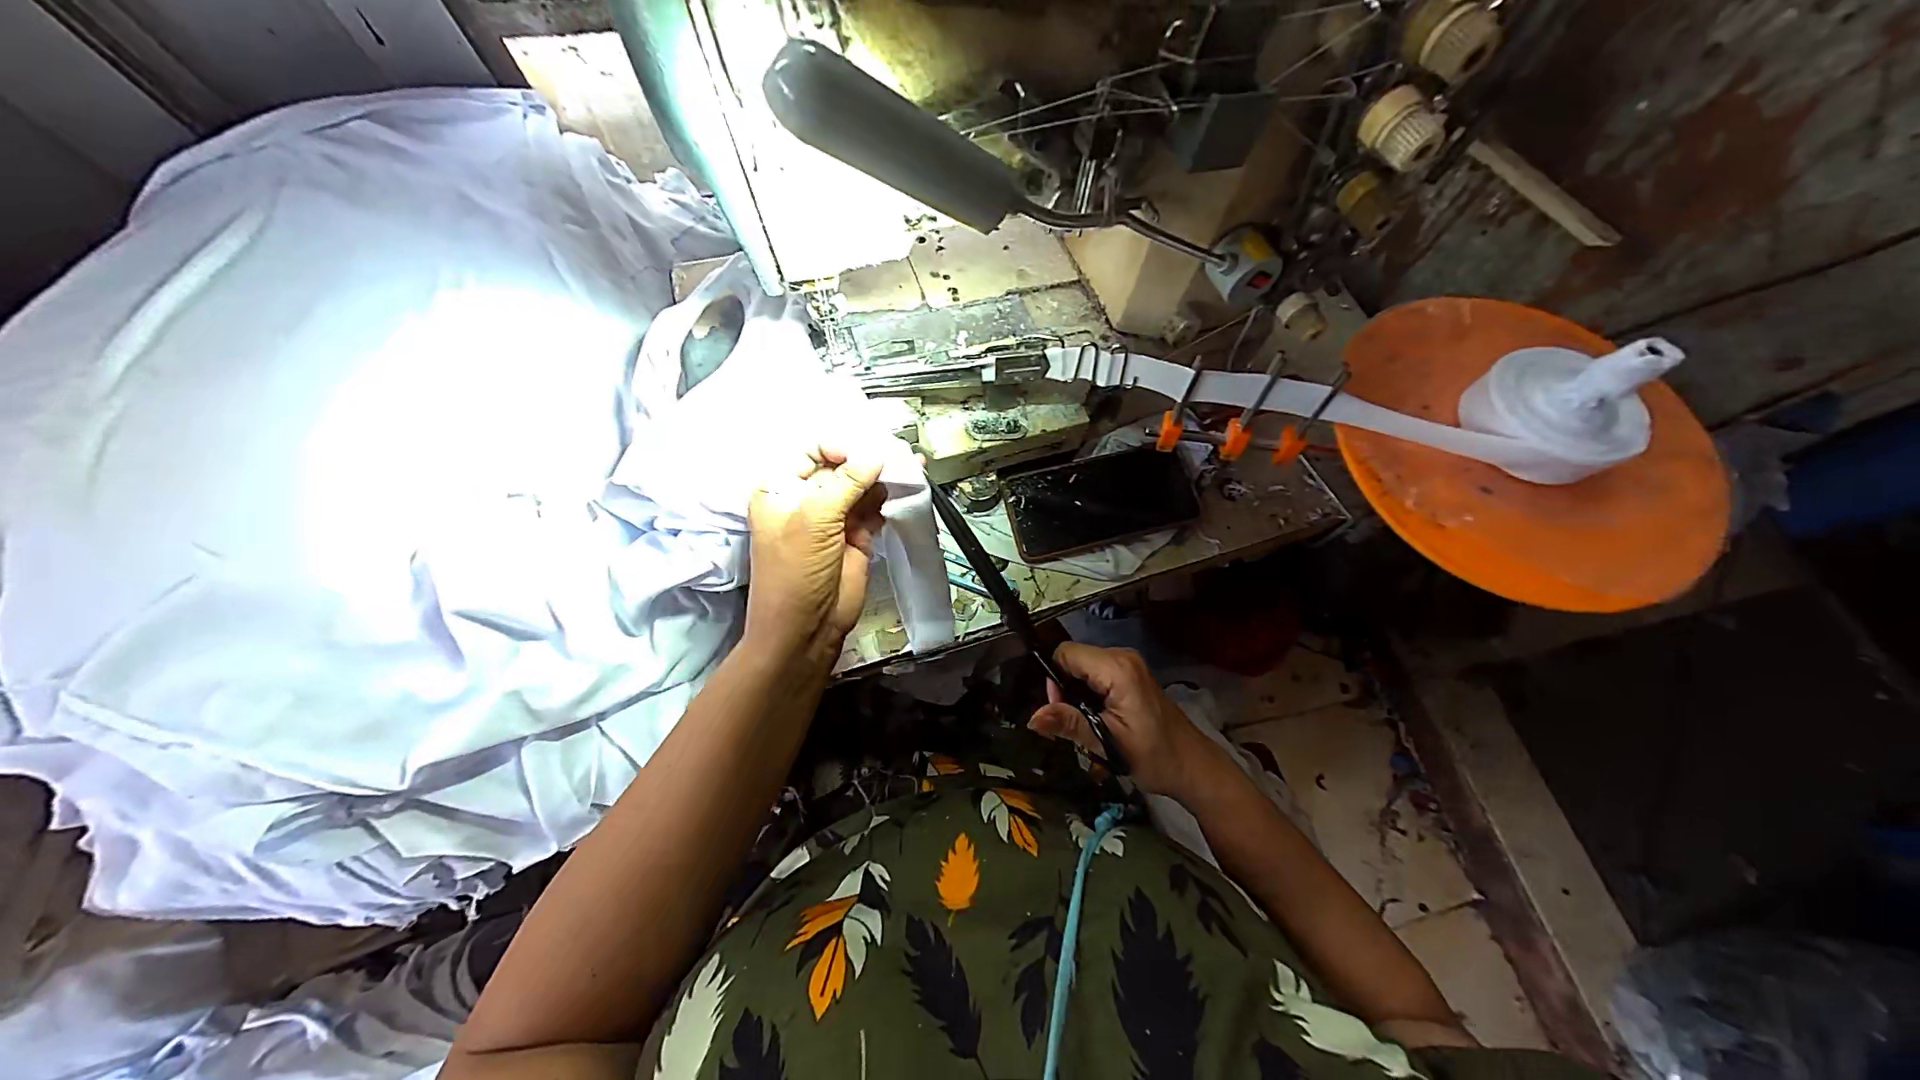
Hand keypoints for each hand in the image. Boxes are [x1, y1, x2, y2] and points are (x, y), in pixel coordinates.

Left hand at [746, 445, 886, 665]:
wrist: (806, 628)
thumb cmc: (792, 574)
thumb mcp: (813, 521)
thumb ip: (845, 484)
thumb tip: (873, 455)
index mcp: (780, 490)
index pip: (809, 451)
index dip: (837, 447)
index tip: (864, 449)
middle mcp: (805, 500)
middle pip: (840, 467)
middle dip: (866, 457)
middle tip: (895, 447)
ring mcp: (832, 519)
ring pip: (860, 486)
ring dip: (882, 474)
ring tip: (909, 461)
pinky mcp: (855, 536)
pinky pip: (873, 508)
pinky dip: (889, 496)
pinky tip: (907, 484)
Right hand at [1028, 644, 1227, 799]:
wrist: (1194, 768)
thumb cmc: (1155, 756)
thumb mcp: (1107, 743)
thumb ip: (1069, 724)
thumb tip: (1032, 717)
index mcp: (1117, 668)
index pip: (1065, 653)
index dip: (1054, 678)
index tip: (1060, 709)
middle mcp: (1122, 657)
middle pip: (1072, 659)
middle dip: (1063, 688)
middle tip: (1072, 723)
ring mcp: (1128, 664)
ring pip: (1082, 668)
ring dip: (1075, 694)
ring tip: (1085, 724)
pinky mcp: (1130, 675)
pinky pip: (1095, 674)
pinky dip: (1088, 694)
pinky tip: (1095, 719)